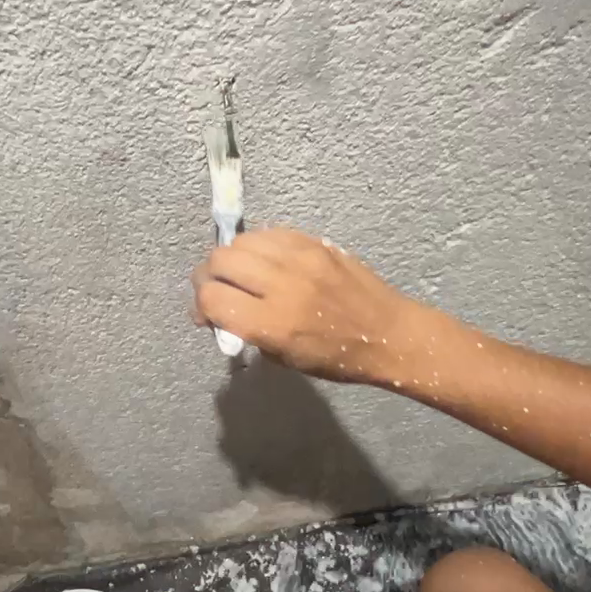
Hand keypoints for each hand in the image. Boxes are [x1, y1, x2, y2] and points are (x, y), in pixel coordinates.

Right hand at [192, 228, 422, 383]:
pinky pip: (269, 233)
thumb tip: (219, 310)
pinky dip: (258, 247)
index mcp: (274, 323)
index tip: (206, 314)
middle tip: (216, 289)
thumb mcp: (284, 357)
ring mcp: (300, 258)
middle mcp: (282, 285)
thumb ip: (247, 331)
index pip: (212, 298)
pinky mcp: (314, 243)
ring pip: (241, 242)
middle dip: (208, 276)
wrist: (390, 334)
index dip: (200, 305)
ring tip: (241, 274)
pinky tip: (266, 262)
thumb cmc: (337, 358)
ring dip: (232, 258)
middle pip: (219, 261)